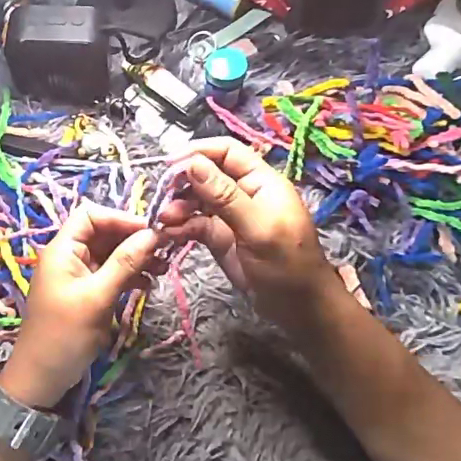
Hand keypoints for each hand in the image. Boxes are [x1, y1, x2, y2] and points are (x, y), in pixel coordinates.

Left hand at [0, 204, 161, 408]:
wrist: (42, 377)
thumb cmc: (65, 334)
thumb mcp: (97, 297)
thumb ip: (125, 263)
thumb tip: (153, 234)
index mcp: (62, 249)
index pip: (91, 215)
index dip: (121, 218)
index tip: (150, 231)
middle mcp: (69, 256)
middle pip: (104, 232)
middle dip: (134, 238)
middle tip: (165, 250)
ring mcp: (78, 274)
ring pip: (111, 253)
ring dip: (136, 257)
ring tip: (163, 269)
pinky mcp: (87, 292)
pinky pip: (111, 272)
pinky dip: (130, 274)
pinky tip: (148, 284)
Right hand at [156, 137, 339, 325]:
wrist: (298, 308)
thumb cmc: (288, 264)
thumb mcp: (258, 227)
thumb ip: (224, 195)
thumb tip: (192, 163)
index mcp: (260, 181)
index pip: (226, 152)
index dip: (198, 152)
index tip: (170, 164)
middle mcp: (243, 193)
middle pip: (206, 174)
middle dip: (182, 182)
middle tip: (162, 196)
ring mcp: (229, 215)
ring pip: (196, 199)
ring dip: (177, 206)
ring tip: (163, 219)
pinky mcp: (218, 237)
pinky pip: (194, 224)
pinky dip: (179, 226)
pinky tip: (167, 233)